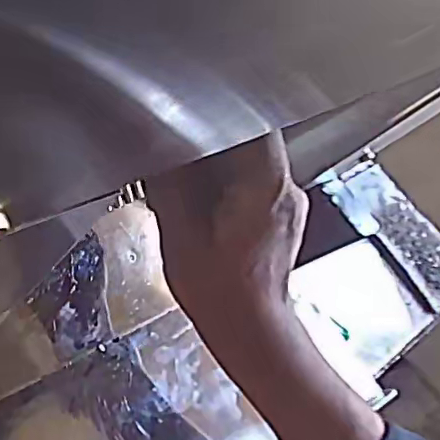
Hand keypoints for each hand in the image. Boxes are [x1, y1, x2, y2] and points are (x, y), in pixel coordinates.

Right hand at [148, 130, 384, 439]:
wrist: (251, 333)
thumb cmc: (219, 294)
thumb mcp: (181, 237)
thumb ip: (170, 186)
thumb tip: (153, 147)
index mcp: (267, 188)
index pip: (251, 123)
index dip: (217, 108)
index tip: (183, 106)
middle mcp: (286, 189)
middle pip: (248, 138)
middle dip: (206, 136)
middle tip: (170, 141)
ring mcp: (285, 202)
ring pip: (246, 160)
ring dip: (211, 160)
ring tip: (178, 171)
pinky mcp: (277, 215)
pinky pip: (247, 181)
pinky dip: (220, 180)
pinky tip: (195, 197)